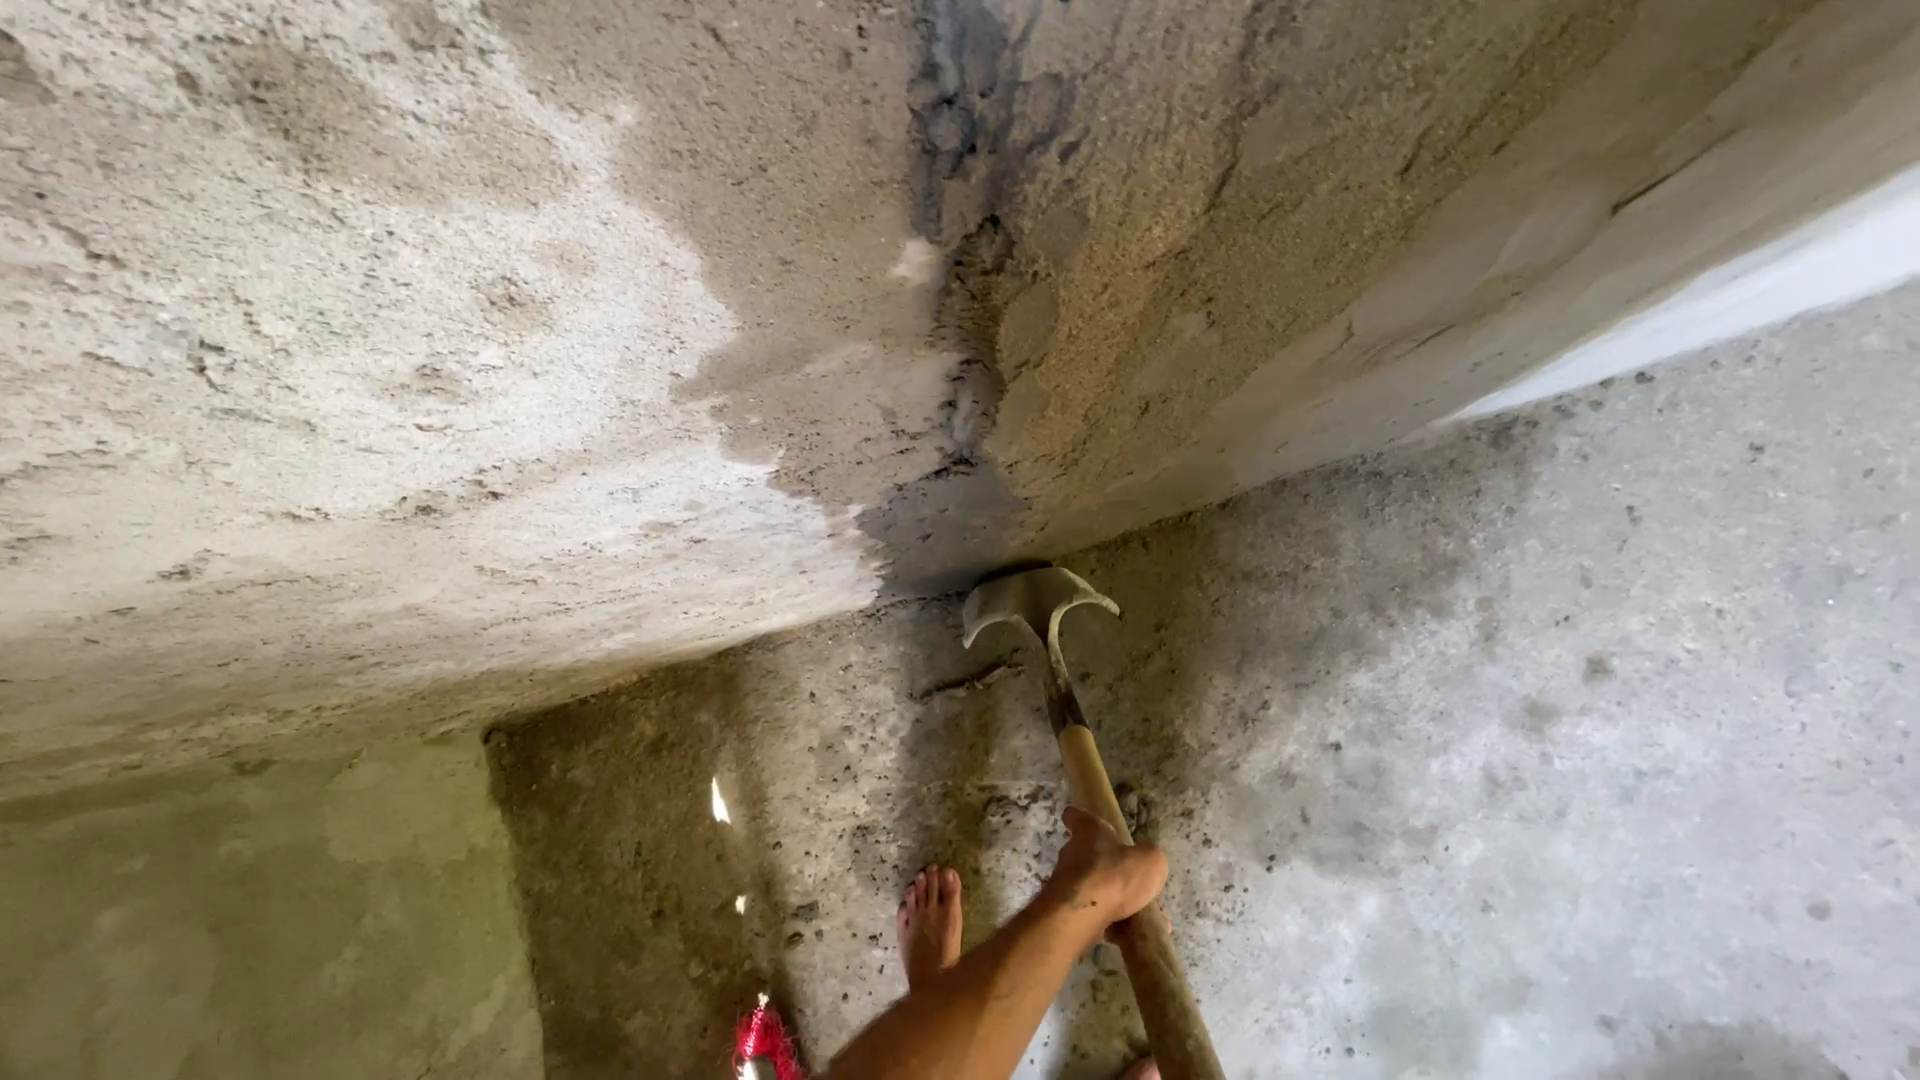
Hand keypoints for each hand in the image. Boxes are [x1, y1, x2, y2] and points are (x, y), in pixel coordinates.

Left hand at [1043, 804, 1167, 937]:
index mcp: (1088, 833)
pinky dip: (1112, 923)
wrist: (1083, 914)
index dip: (1081, 817)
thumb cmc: (1115, 875)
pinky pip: (1093, 913)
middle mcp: (1072, 853)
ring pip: (1094, 888)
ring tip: (1144, 916)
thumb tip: (1145, 864)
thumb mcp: (1150, 861)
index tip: (1088, 823)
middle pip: (1090, 856)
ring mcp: (1067, 884)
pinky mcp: (1067, 910)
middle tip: (1136, 885)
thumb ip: (1150, 859)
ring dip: (1115, 900)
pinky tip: (1133, 934)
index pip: (1076, 816)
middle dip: (1112, 870)